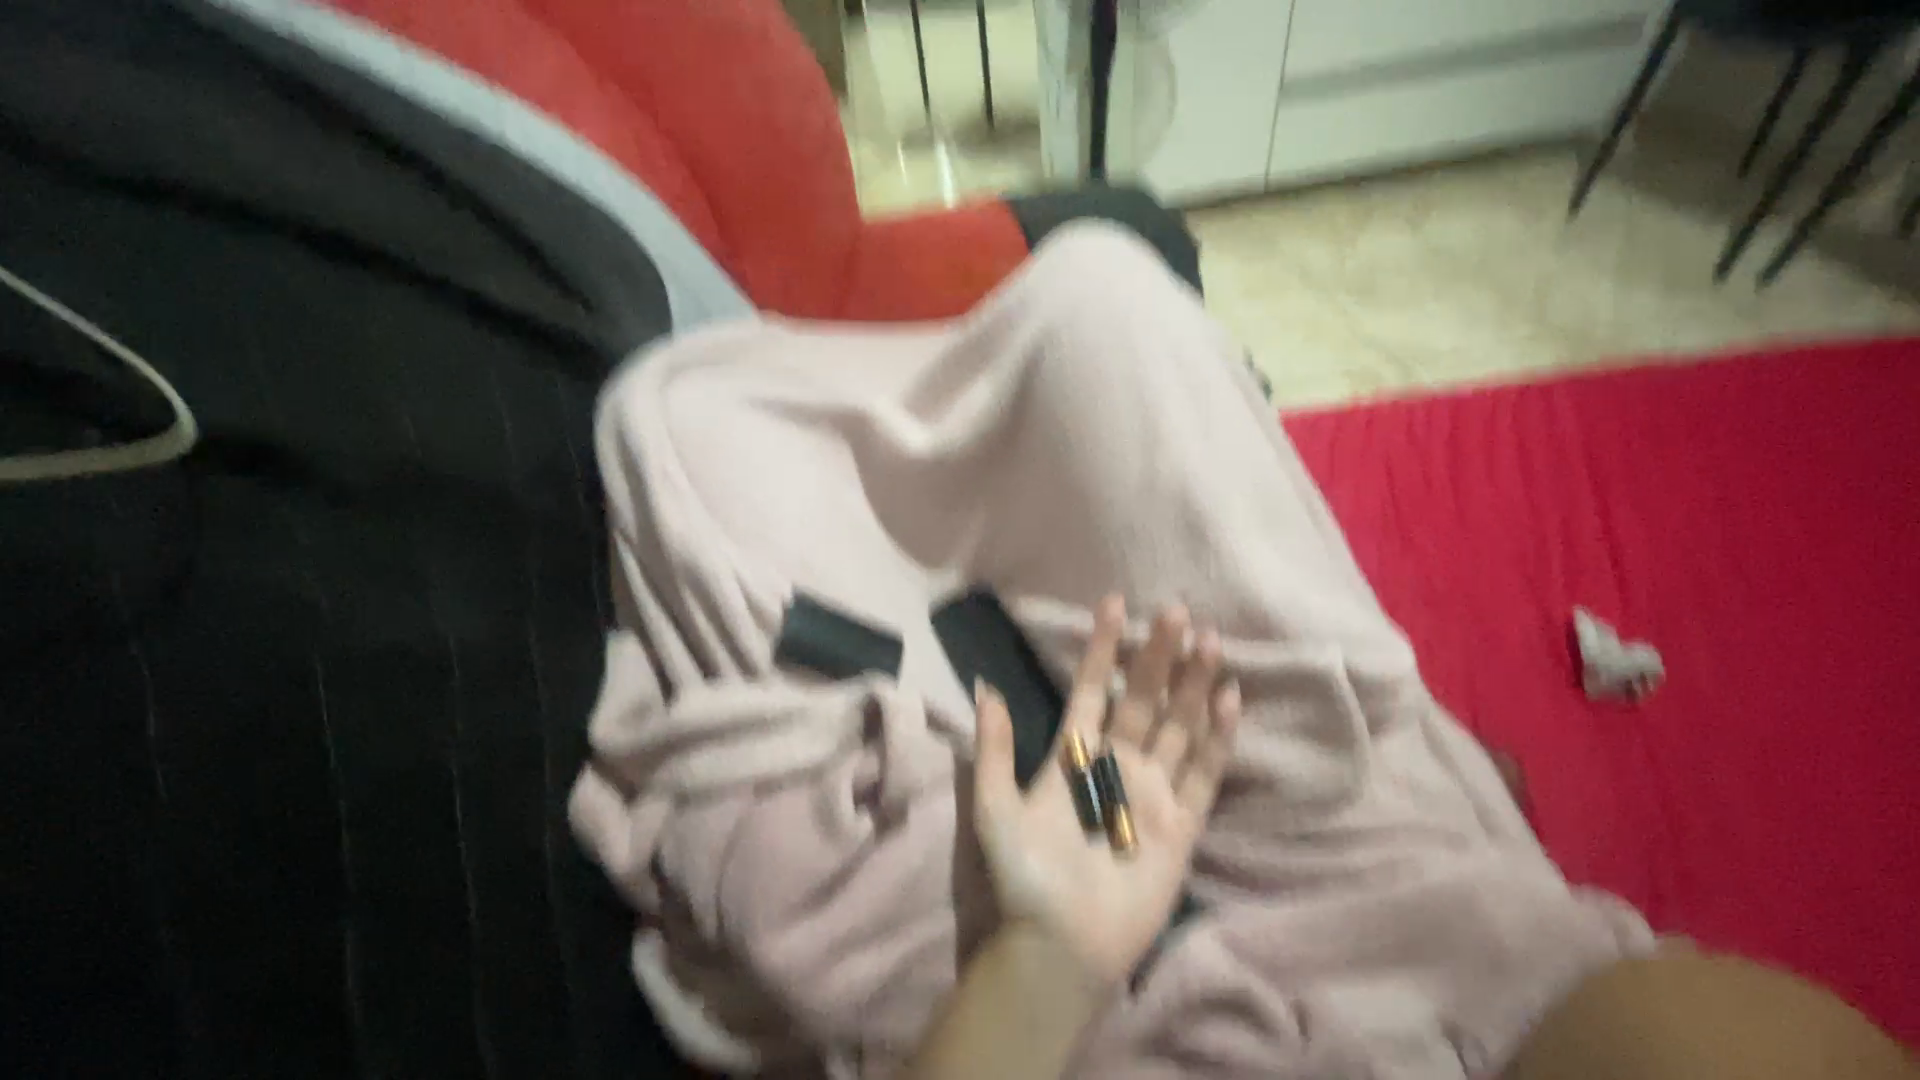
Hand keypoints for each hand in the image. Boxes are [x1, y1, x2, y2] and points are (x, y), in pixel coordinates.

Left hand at [970, 596, 1240, 986]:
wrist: (1058, 945)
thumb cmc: (1024, 877)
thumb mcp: (994, 808)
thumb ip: (993, 750)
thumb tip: (983, 688)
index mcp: (1073, 756)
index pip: (1092, 690)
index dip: (1102, 649)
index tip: (1114, 603)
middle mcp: (1117, 765)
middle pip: (1144, 700)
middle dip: (1158, 656)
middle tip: (1176, 611)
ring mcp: (1152, 793)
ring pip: (1180, 727)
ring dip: (1193, 685)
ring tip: (1209, 641)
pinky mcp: (1181, 826)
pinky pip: (1205, 774)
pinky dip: (1218, 738)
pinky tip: (1229, 699)